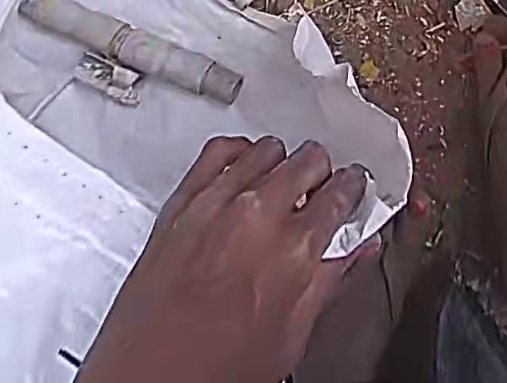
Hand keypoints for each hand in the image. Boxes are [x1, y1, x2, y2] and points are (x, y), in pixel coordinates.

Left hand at [78, 136, 376, 382]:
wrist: (146, 382)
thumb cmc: (214, 373)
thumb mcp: (292, 336)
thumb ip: (331, 280)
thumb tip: (360, 248)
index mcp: (295, 250)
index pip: (342, 191)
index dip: (352, 187)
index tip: (352, 187)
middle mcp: (259, 214)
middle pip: (309, 158)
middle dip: (321, 171)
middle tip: (319, 189)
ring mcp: (219, 201)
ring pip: (268, 147)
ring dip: (280, 163)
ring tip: (279, 185)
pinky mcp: (184, 198)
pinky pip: (220, 149)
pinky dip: (238, 153)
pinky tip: (242, 169)